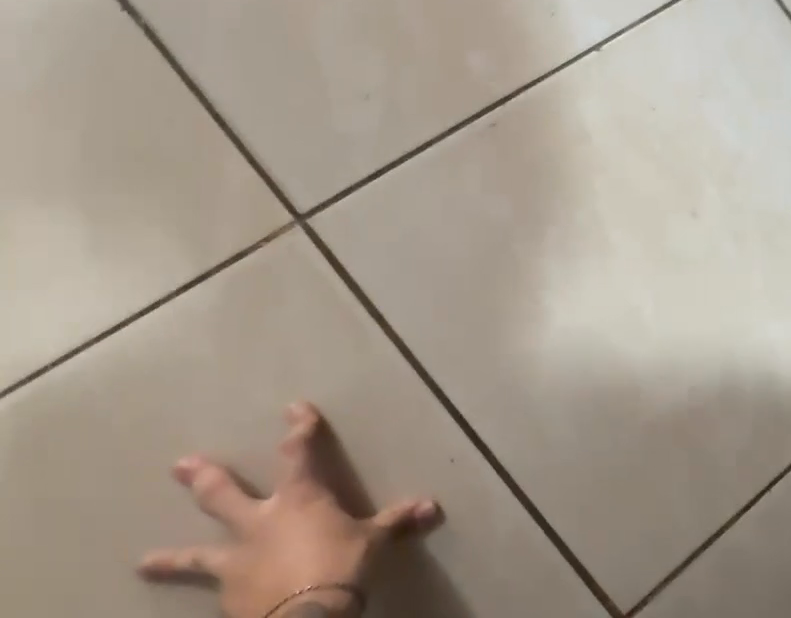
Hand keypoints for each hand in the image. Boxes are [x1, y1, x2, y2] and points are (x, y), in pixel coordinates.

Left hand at [138, 402, 441, 617]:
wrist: (305, 616)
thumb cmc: (343, 563)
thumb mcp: (376, 539)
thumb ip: (396, 521)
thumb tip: (431, 508)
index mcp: (300, 499)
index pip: (297, 453)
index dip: (299, 428)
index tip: (294, 408)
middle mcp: (261, 522)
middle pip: (225, 496)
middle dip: (205, 478)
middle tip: (181, 464)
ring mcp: (237, 561)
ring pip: (198, 554)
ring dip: (172, 557)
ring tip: (144, 562)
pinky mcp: (226, 597)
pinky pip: (212, 591)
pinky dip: (207, 594)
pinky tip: (203, 600)